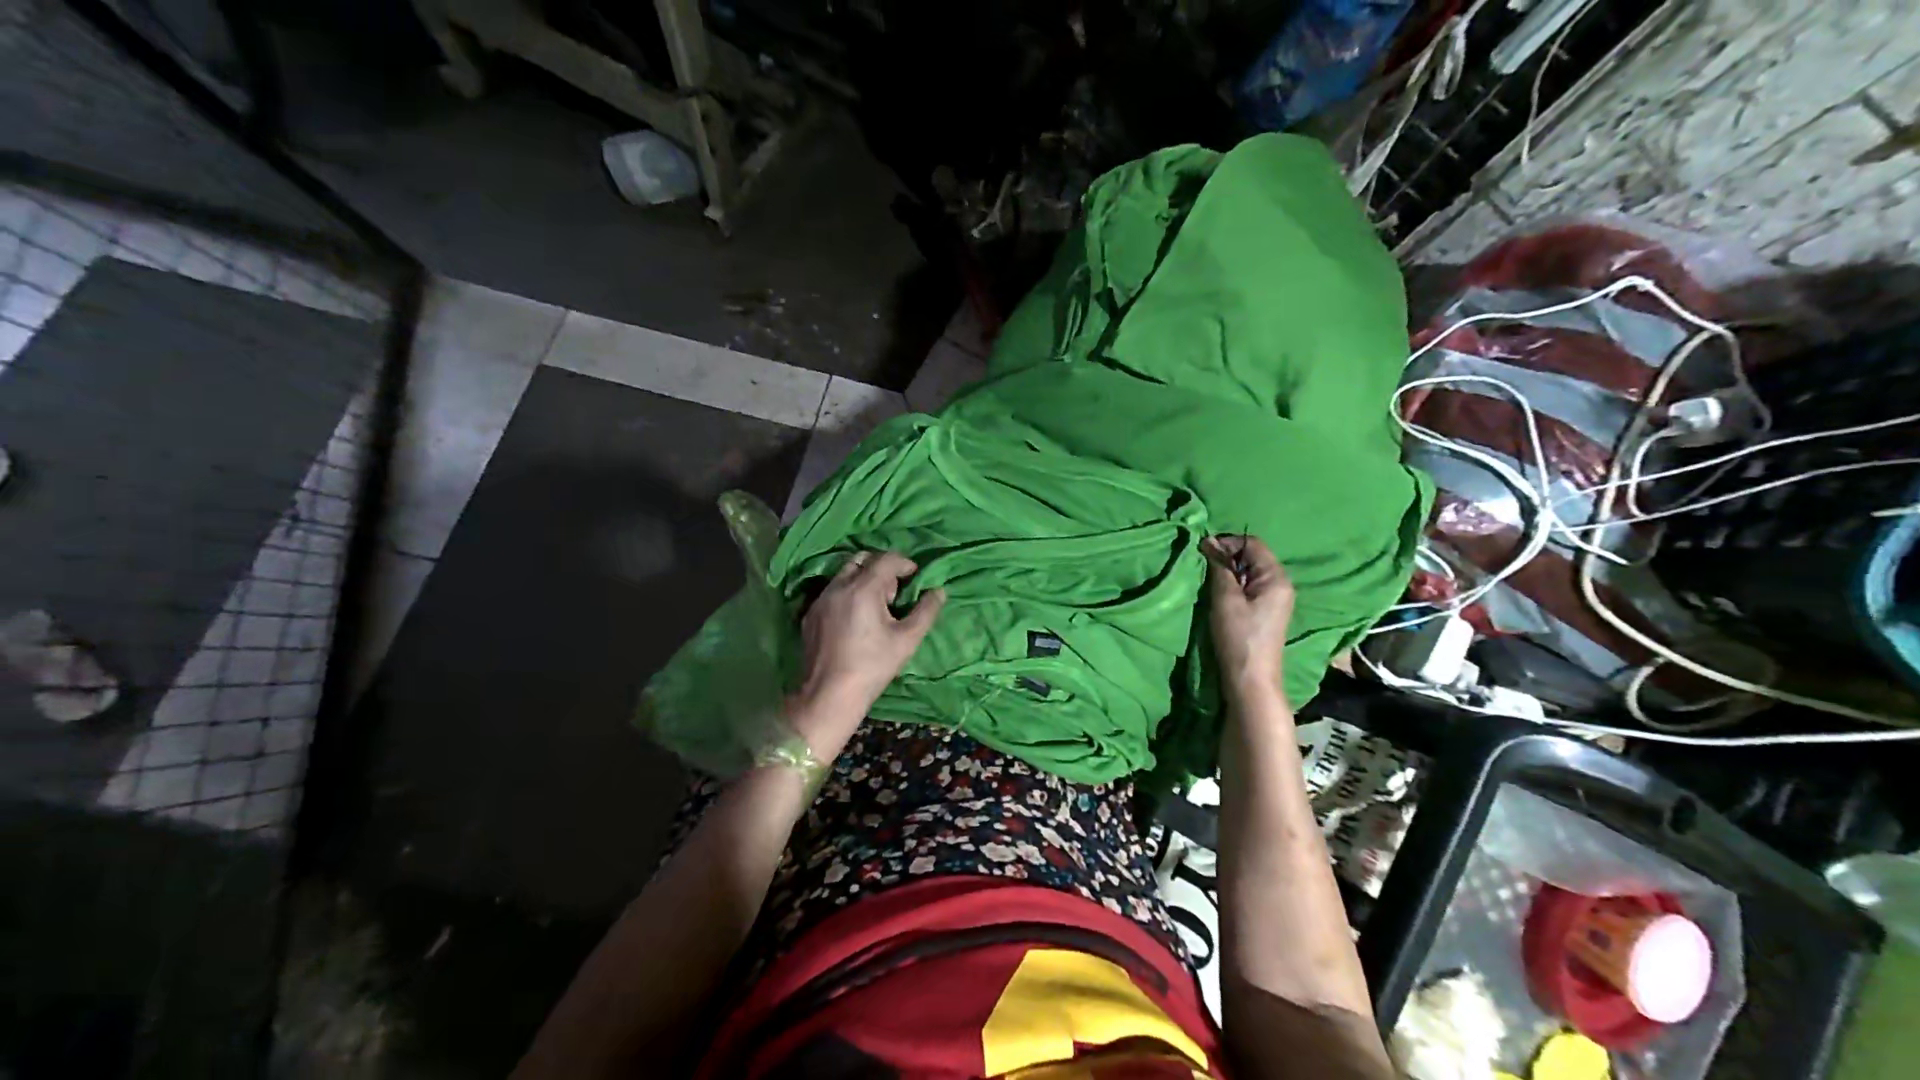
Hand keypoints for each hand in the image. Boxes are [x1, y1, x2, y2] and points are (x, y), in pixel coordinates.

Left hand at [790, 551, 945, 756]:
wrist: (830, 694)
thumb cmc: (873, 665)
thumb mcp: (908, 639)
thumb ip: (926, 611)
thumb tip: (938, 591)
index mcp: (863, 589)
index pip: (886, 559)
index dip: (904, 563)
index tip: (914, 576)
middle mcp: (838, 587)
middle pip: (862, 560)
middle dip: (881, 569)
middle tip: (893, 594)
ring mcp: (820, 600)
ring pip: (844, 574)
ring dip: (863, 580)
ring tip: (875, 607)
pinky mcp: (810, 615)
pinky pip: (831, 592)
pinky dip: (847, 594)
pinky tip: (855, 620)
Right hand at [1203, 534, 1294, 703]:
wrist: (1251, 679)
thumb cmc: (1239, 637)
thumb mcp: (1226, 599)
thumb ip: (1219, 568)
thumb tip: (1210, 542)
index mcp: (1276, 578)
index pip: (1253, 544)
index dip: (1227, 542)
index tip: (1202, 549)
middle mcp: (1281, 584)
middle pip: (1253, 556)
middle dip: (1227, 556)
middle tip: (1203, 564)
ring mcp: (1275, 599)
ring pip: (1250, 572)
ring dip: (1229, 571)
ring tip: (1208, 579)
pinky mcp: (1266, 611)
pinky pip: (1250, 586)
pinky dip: (1234, 584)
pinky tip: (1220, 594)